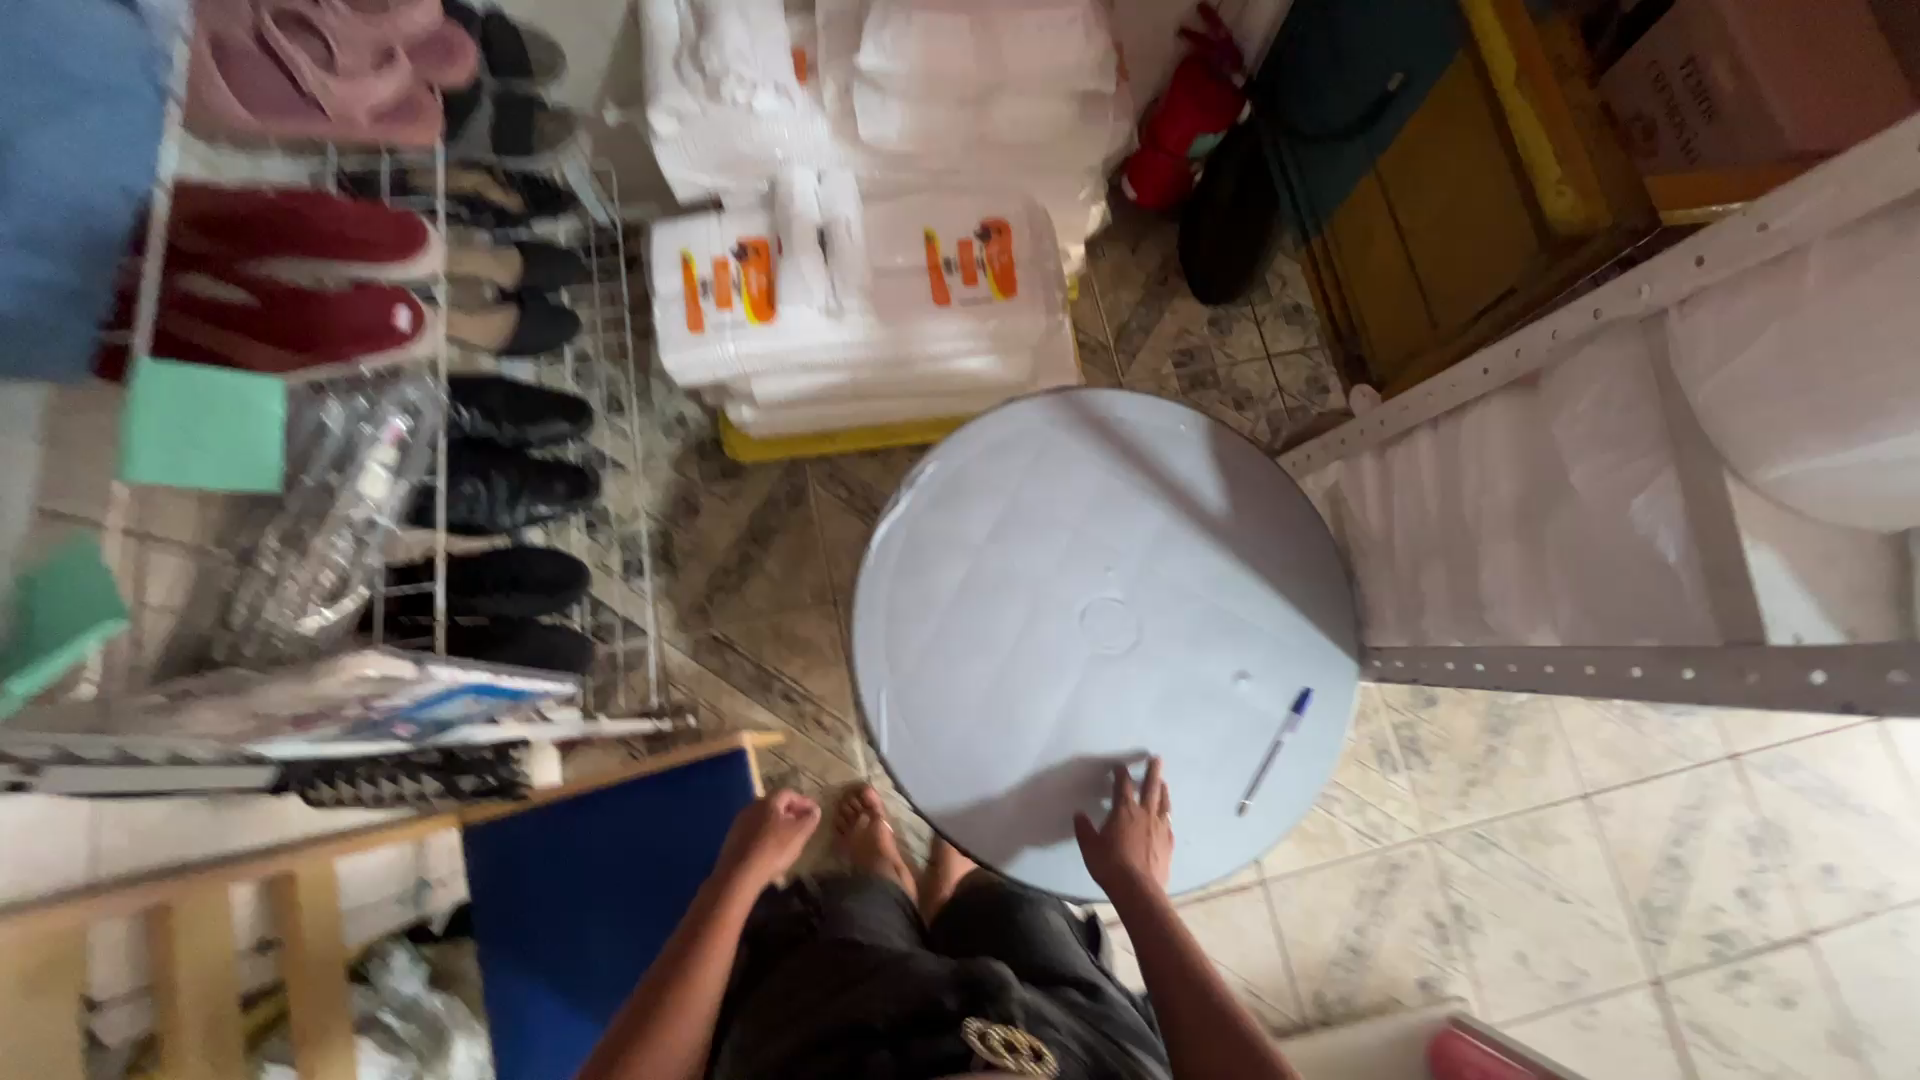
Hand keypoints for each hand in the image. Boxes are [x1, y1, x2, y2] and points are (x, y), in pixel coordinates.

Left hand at [715, 790, 821, 890]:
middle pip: (774, 805)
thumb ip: (810, 819)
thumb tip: (814, 810)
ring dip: (777, 826)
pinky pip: (754, 833)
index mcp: (768, 802)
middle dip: (790, 813)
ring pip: (763, 820)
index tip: (814, 812)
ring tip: (787, 839)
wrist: (738, 876)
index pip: (788, 793)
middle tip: (801, 824)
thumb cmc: (773, 850)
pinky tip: (770, 851)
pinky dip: (765, 837)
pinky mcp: (732, 841)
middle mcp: (751, 808)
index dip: (803, 801)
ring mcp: (739, 824)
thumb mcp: (799, 834)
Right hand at [1074, 756, 1173, 897]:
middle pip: (1150, 786)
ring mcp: (1159, 828)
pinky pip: (1169, 823)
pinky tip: (1166, 816)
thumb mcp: (1089, 846)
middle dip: (1152, 771)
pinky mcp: (1168, 843)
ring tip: (1163, 782)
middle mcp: (1144, 814)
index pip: (1123, 785)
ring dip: (1163, 790)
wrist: (1138, 889)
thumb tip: (1079, 814)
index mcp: (1124, 810)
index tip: (1120, 765)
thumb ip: (1084, 829)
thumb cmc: (1110, 864)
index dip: (1121, 773)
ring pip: (1163, 803)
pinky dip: (1167, 814)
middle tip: (1157, 758)